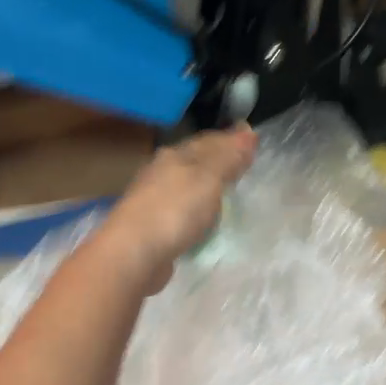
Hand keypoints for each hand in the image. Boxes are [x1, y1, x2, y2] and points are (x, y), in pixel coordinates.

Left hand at [101, 127, 256, 288]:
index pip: (207, 141)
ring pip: (185, 189)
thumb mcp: (208, 177)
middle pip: (194, 163)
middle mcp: (160, 173)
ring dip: (204, 190)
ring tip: (225, 196)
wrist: (133, 254)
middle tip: (241, 168)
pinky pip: (180, 215)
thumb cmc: (174, 210)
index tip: (251, 142)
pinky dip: (194, 214)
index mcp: (174, 155)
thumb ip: (228, 156)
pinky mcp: (151, 230)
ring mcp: (153, 202)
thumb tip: (247, 130)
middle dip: (216, 163)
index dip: (230, 140)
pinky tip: (202, 222)